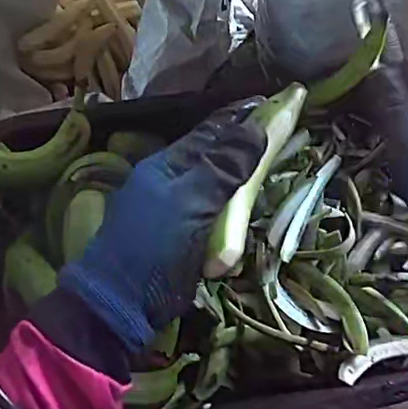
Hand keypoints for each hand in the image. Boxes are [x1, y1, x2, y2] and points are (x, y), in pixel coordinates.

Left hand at [59, 101, 266, 351]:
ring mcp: (179, 210)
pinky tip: (252, 210)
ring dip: (243, 181)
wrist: (122, 304)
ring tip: (274, 168)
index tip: (276, 104)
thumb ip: (223, 167)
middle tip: (285, 137)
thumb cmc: (153, 245)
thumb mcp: (191, 202)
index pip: (212, 131)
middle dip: (247, 147)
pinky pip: (218, 217)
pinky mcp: (187, 238)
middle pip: (218, 156)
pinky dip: (235, 214)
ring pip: (220, 187)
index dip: (242, 118)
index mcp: (169, 164)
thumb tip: (257, 127)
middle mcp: (174, 181)